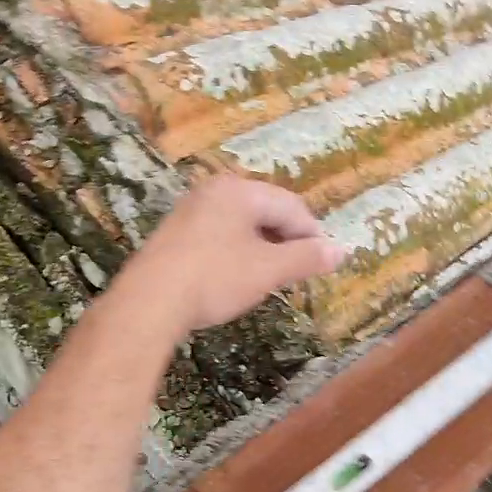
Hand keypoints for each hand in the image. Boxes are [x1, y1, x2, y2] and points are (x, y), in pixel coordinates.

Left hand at [112, 176, 344, 335]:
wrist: (149, 301)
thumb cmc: (215, 279)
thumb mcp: (268, 270)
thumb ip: (306, 258)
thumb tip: (342, 251)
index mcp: (239, 190)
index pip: (291, 206)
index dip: (312, 235)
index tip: (324, 263)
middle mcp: (213, 191)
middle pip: (265, 211)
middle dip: (286, 240)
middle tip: (299, 271)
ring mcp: (190, 211)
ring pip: (240, 225)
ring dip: (262, 248)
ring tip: (271, 277)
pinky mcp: (174, 235)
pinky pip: (218, 236)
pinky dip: (236, 253)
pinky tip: (236, 278)